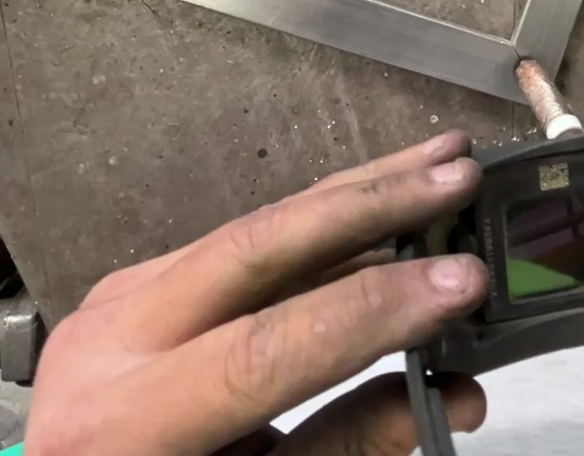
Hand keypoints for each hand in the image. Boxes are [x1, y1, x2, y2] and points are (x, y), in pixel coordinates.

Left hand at [25, 131, 490, 455]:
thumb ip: (341, 447)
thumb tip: (454, 389)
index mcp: (127, 423)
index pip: (267, 350)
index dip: (373, 310)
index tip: (463, 280)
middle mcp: (120, 336)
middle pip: (260, 243)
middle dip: (372, 205)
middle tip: (458, 176)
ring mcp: (131, 290)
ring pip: (264, 220)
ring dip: (363, 189)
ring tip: (441, 156)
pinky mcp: (152, 273)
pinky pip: (255, 234)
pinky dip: (329, 214)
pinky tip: (384, 192)